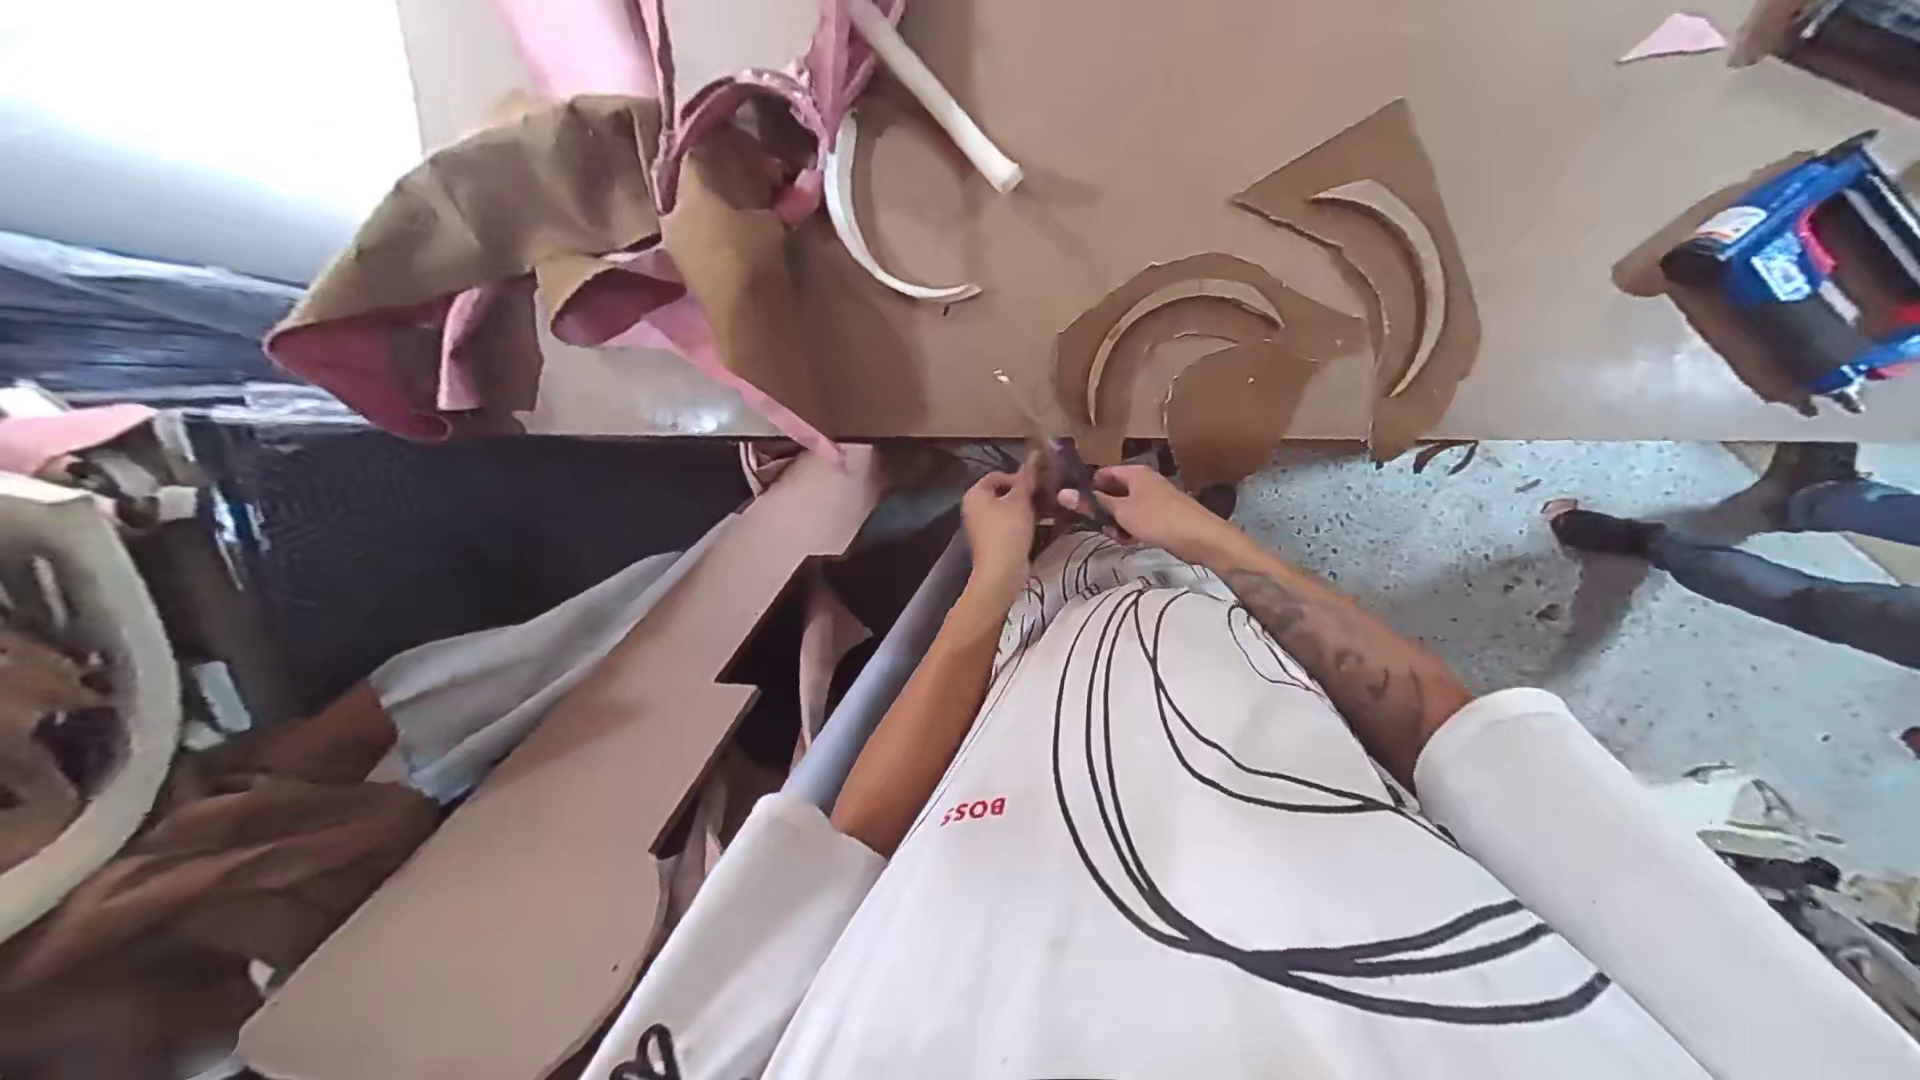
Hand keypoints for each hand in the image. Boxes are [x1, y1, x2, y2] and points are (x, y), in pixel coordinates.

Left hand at [961, 459, 1037, 595]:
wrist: (1001, 570)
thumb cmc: (1008, 530)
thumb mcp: (1020, 501)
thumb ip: (1026, 479)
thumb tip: (1033, 457)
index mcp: (974, 494)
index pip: (997, 475)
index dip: (1017, 477)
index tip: (1035, 485)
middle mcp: (973, 508)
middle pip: (1001, 492)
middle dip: (1022, 493)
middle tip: (1041, 496)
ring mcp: (980, 526)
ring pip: (1005, 509)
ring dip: (1023, 508)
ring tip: (1043, 509)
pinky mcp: (990, 540)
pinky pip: (1005, 524)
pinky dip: (1019, 522)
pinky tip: (1036, 524)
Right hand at [1059, 464, 1252, 566]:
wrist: (1202, 538)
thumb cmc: (1158, 519)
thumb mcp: (1120, 512)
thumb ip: (1092, 503)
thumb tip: (1062, 493)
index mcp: (1134, 473)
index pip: (1102, 474)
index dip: (1088, 488)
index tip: (1077, 505)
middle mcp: (1144, 481)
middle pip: (1112, 492)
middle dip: (1103, 510)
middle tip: (1100, 525)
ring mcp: (1154, 499)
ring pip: (1123, 509)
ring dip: (1117, 523)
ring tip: (1119, 536)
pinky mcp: (1161, 516)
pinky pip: (1137, 520)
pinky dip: (1131, 529)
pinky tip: (1132, 541)